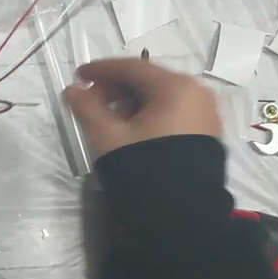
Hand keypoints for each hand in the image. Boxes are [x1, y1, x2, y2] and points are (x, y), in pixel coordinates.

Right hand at [63, 57, 221, 159]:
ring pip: (161, 96)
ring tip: (108, 118)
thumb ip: (87, 108)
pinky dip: (149, 112)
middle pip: (148, 80)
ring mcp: (206, 112)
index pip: (132, 68)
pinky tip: (132, 127)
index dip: (101, 70)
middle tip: (90, 101)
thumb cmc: (142, 164)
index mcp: (176, 87)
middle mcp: (197, 92)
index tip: (77, 75)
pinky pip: (173, 111)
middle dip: (115, 87)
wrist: (179, 210)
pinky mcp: (207, 130)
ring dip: (131, 101)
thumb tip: (71, 90)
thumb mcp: (108, 136)